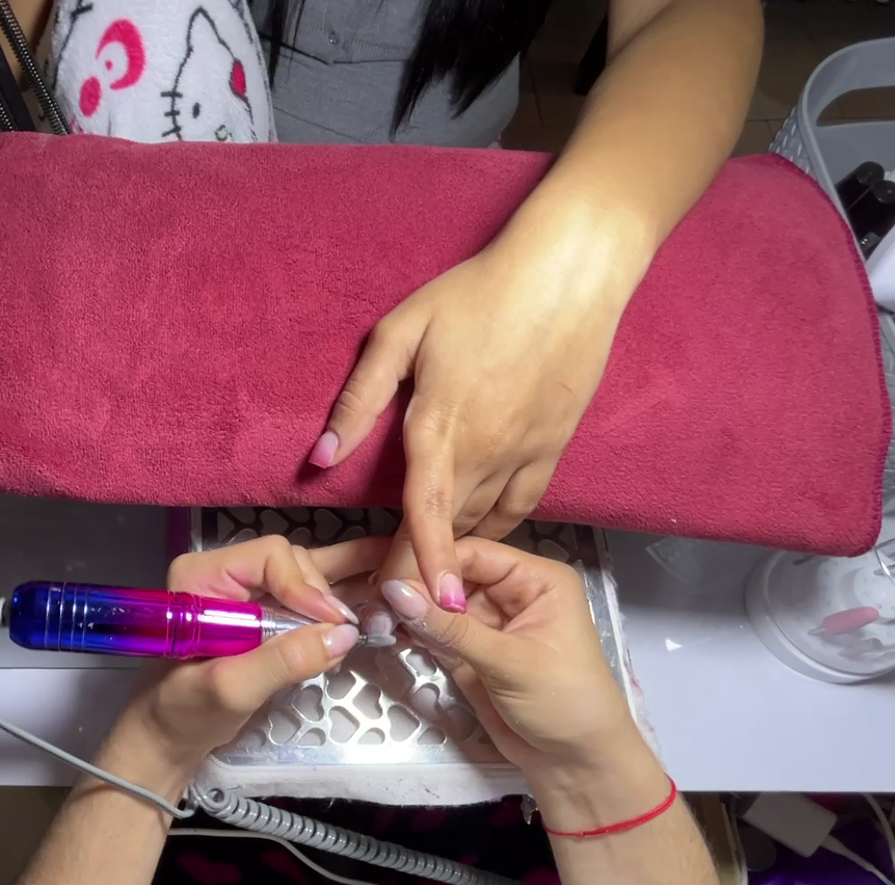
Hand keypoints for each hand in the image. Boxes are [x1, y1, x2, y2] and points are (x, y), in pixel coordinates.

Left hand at [103, 536, 387, 790]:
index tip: (331, 625)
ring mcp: (244, 588)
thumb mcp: (232, 689)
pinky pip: (302, 592)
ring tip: (379, 592)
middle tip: (343, 632)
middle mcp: (223, 571)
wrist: (168, 734)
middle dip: (319, 595)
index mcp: (202, 576)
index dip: (304, 587)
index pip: (268, 557)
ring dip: (336, 591)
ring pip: (303, 573)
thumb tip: (343, 635)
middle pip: (290, 562)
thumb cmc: (184, 712)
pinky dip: (335, 592)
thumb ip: (282, 660)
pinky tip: (374, 578)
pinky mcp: (261, 608)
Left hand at [310, 220, 636, 613]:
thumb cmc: (476, 294)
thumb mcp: (401, 333)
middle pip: (452, 526)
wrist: (571, 271)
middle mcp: (486, 451)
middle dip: (426, 565)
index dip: (418, 561)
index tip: (419, 604)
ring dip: (461, 550)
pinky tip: (481, 537)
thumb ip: (360, 399)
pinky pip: (525, 502)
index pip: (425, 512)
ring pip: (487, 518)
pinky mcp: (555, 444)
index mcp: (441, 427)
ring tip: (436, 578)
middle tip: (402, 599)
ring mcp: (527, 450)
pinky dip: (499, 526)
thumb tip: (323, 456)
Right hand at [377, 538, 665, 831]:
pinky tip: (386, 630)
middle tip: (372, 596)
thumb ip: (449, 627)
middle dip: (413, 586)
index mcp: (535, 580)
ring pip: (436, 602)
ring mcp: (486, 621)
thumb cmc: (564, 703)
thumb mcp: (509, 662)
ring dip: (407, 609)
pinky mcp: (468, 649)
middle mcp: (509, 592)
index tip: (388, 575)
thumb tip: (394, 591)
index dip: (432, 562)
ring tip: (373, 613)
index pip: (473, 554)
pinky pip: (433, 630)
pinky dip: (412, 631)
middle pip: (449, 575)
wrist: (576, 765)